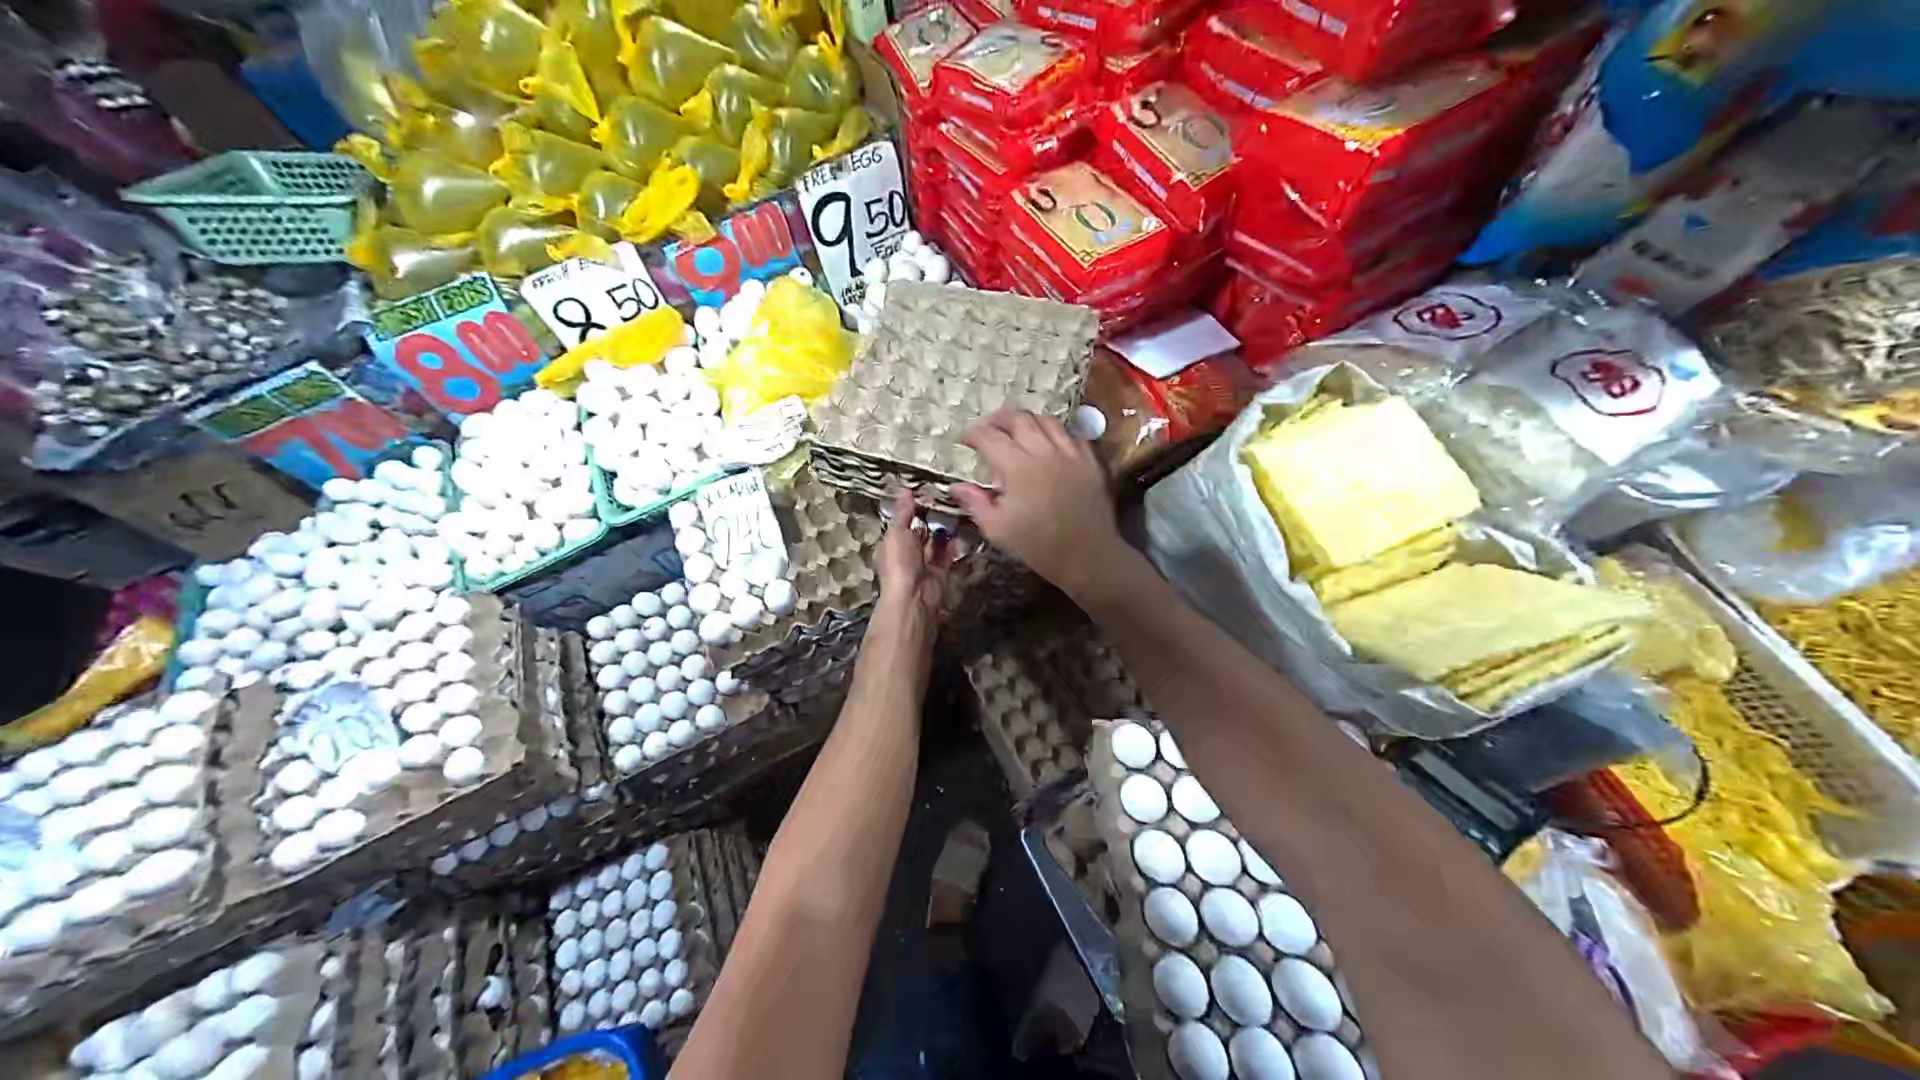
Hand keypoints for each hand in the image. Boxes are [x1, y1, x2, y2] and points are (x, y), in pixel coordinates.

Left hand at [875, 487, 951, 625]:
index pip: (901, 522)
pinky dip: (952, 543)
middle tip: (945, 498)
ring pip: (934, 542)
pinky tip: (960, 528)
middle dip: (930, 518)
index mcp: (891, 544)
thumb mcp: (896, 532)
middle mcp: (906, 553)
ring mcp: (923, 563)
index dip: (911, 508)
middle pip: (919, 532)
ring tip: (956, 509)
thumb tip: (903, 490)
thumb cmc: (899, 563)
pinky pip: (947, 554)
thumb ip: (902, 512)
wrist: (915, 597)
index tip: (925, 492)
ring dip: (943, 529)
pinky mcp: (940, 571)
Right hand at [952, 406, 1122, 591]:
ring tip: (1019, 431)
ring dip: (1028, 421)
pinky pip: (1072, 434)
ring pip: (1047, 420)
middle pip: (1018, 419)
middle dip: (998, 419)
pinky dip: (1056, 433)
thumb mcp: (997, 529)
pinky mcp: (1090, 461)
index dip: (974, 435)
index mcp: (1017, 467)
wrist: (1087, 556)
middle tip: (989, 429)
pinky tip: (1050, 444)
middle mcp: (1044, 452)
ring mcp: (1070, 453)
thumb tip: (956, 486)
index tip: (966, 442)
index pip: (989, 437)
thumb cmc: (1037, 546)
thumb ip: (975, 502)